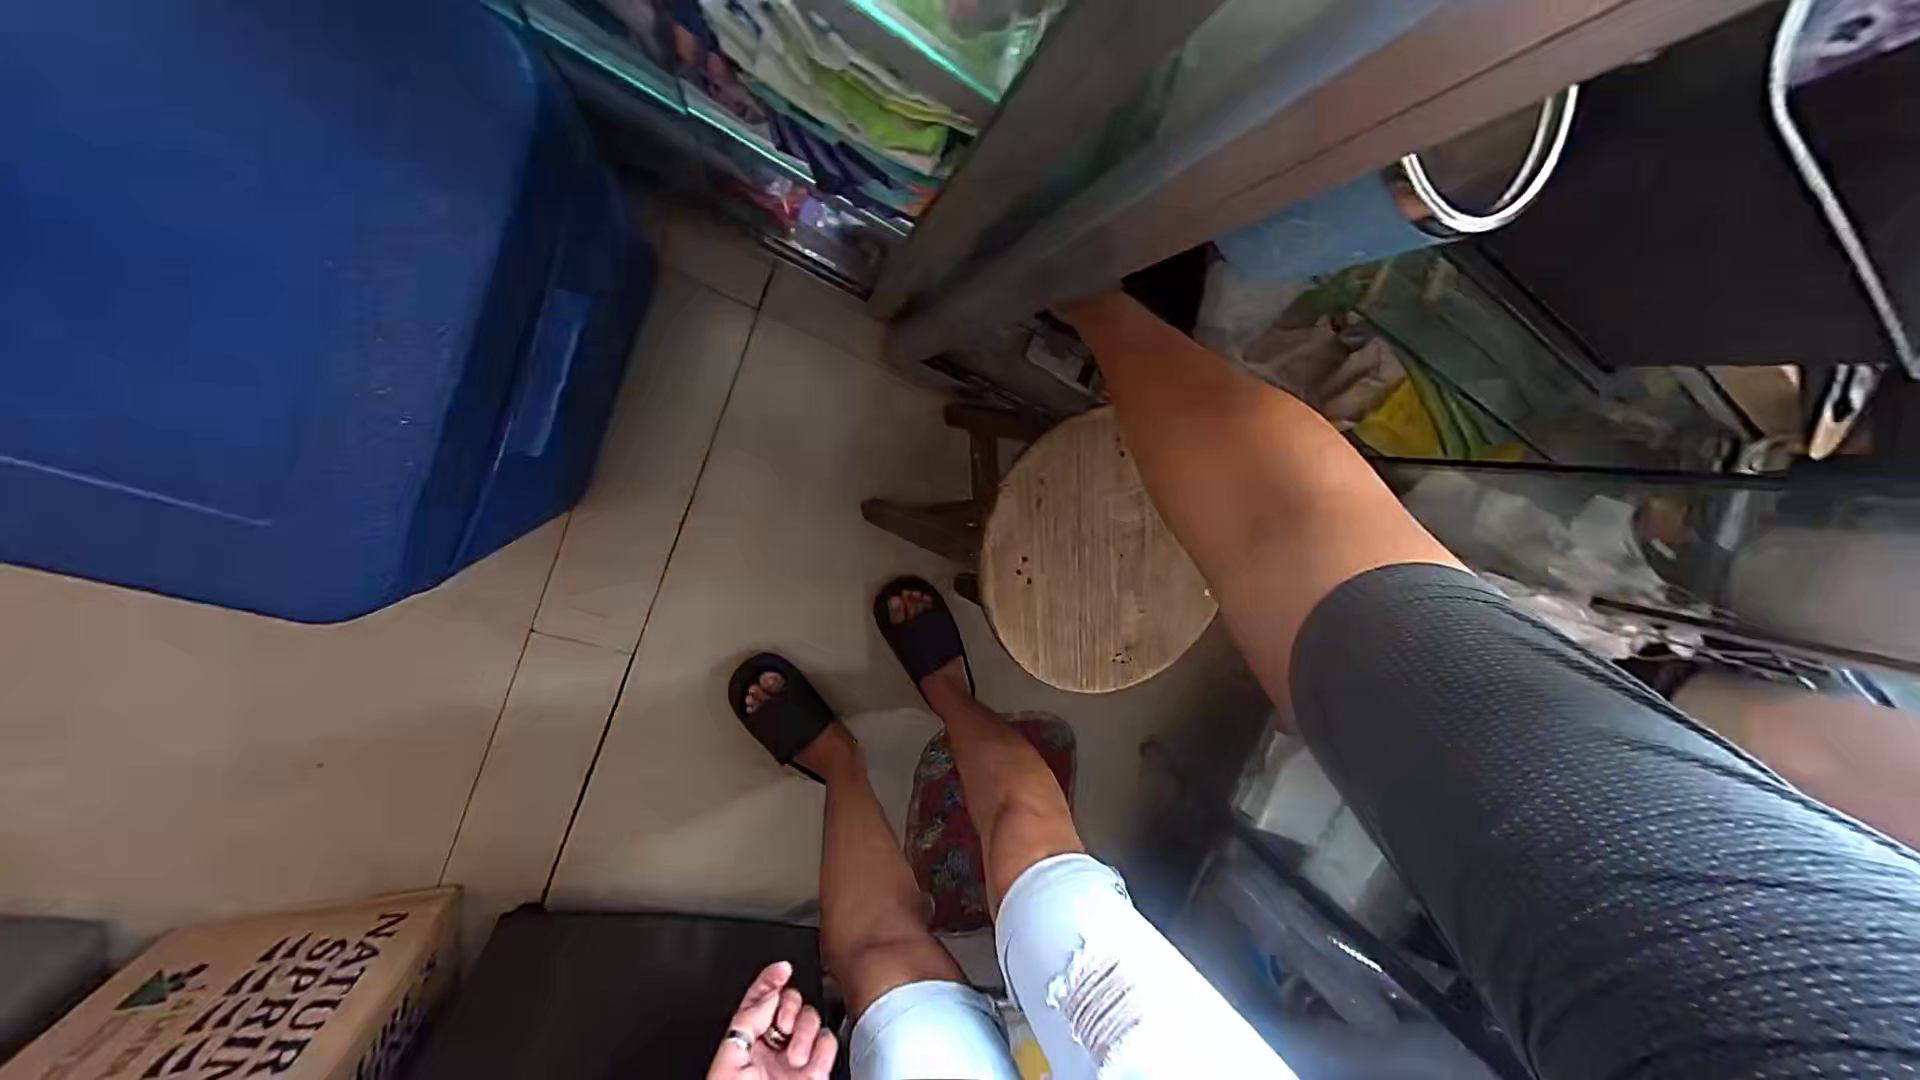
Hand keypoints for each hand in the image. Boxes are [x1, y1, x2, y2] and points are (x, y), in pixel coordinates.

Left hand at [705, 961, 837, 1079]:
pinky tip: (807, 1060)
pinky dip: (822, 1045)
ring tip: (792, 1055)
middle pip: (790, 1001)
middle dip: (789, 1005)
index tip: (781, 969)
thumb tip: (771, 991)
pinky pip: (829, 1041)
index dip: (770, 978)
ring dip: (804, 1029)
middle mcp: (770, 1047)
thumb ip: (748, 1019)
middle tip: (781, 1023)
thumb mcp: (728, 1061)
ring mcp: (794, 1059)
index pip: (759, 997)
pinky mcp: (816, 1073)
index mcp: (744, 1041)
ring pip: (811, 1016)